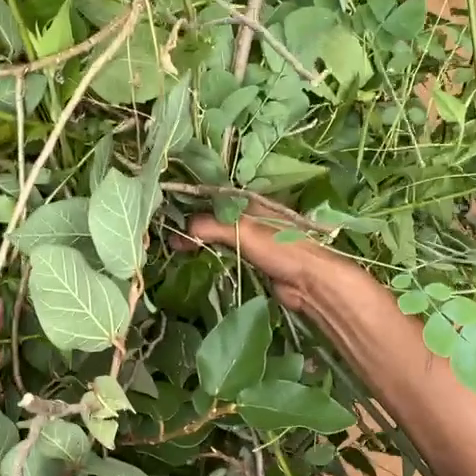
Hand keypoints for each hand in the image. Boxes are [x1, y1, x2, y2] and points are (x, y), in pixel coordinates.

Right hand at [182, 214, 364, 312]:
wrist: (309, 281)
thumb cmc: (280, 247)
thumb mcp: (242, 230)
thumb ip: (210, 226)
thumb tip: (178, 231)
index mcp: (249, 200)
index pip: (212, 194)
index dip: (190, 200)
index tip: (166, 208)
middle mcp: (249, 215)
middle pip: (213, 214)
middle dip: (192, 222)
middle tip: (166, 233)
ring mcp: (251, 237)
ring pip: (218, 234)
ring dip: (200, 240)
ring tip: (175, 247)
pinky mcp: (253, 258)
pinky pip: (226, 252)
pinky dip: (211, 254)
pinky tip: (195, 258)